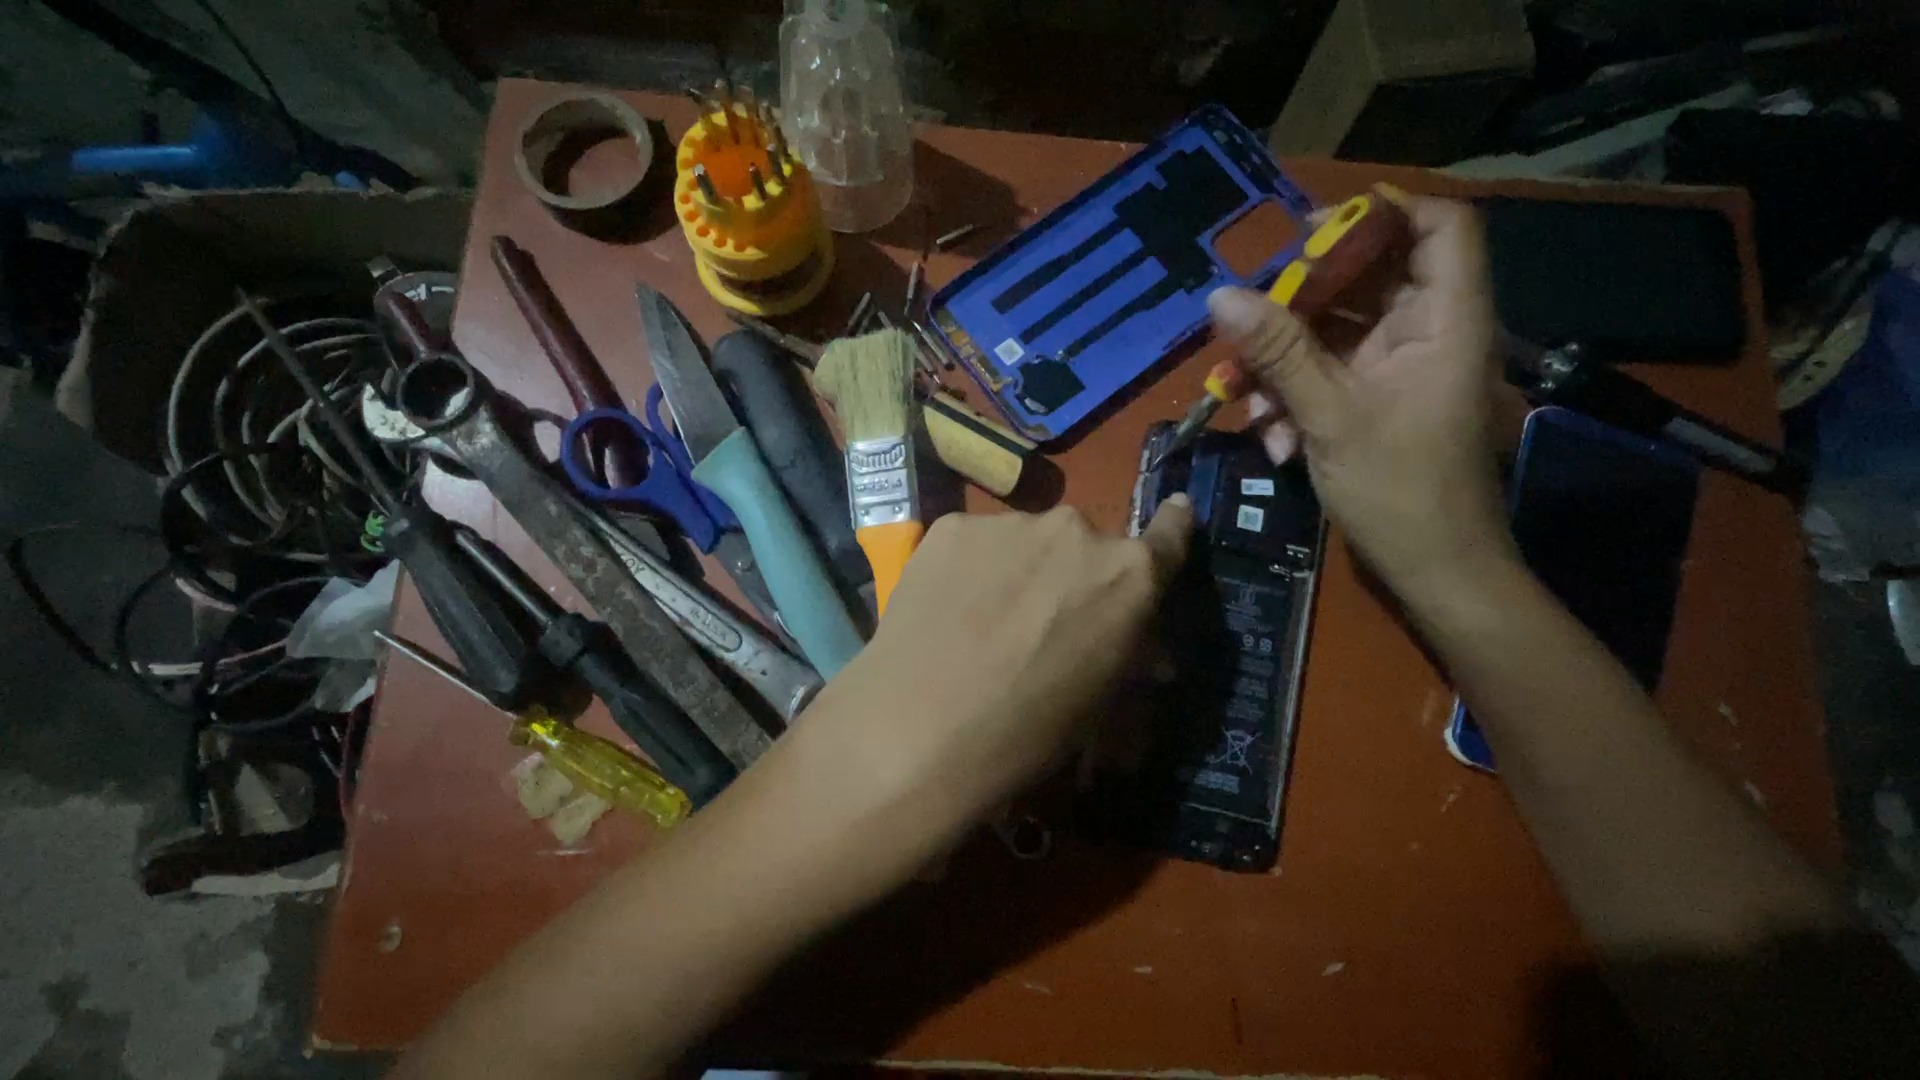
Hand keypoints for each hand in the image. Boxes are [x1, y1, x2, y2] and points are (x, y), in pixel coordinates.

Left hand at [798, 499, 1192, 821]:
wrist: (923, 727)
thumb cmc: (1030, 732)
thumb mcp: (1101, 703)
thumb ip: (1128, 655)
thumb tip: (1145, 649)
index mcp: (1129, 574)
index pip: (1168, 537)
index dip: (1173, 526)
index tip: (1176, 509)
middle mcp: (1076, 530)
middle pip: (1082, 545)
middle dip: (1070, 573)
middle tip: (1039, 619)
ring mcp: (1009, 523)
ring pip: (1024, 542)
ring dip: (1017, 569)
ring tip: (981, 621)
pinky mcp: (951, 526)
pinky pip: (974, 544)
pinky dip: (968, 569)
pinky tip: (946, 610)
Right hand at [1207, 197, 1512, 594]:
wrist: (1434, 569)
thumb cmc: (1400, 489)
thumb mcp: (1331, 416)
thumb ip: (1278, 352)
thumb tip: (1220, 296)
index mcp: (1445, 320)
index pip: (1438, 226)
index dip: (1381, 213)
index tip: (1307, 230)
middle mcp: (1427, 331)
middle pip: (1369, 276)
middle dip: (1301, 300)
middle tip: (1248, 318)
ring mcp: (1399, 367)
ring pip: (1336, 331)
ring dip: (1284, 360)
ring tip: (1248, 400)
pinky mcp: (1375, 399)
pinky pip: (1328, 372)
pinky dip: (1294, 394)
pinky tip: (1272, 437)